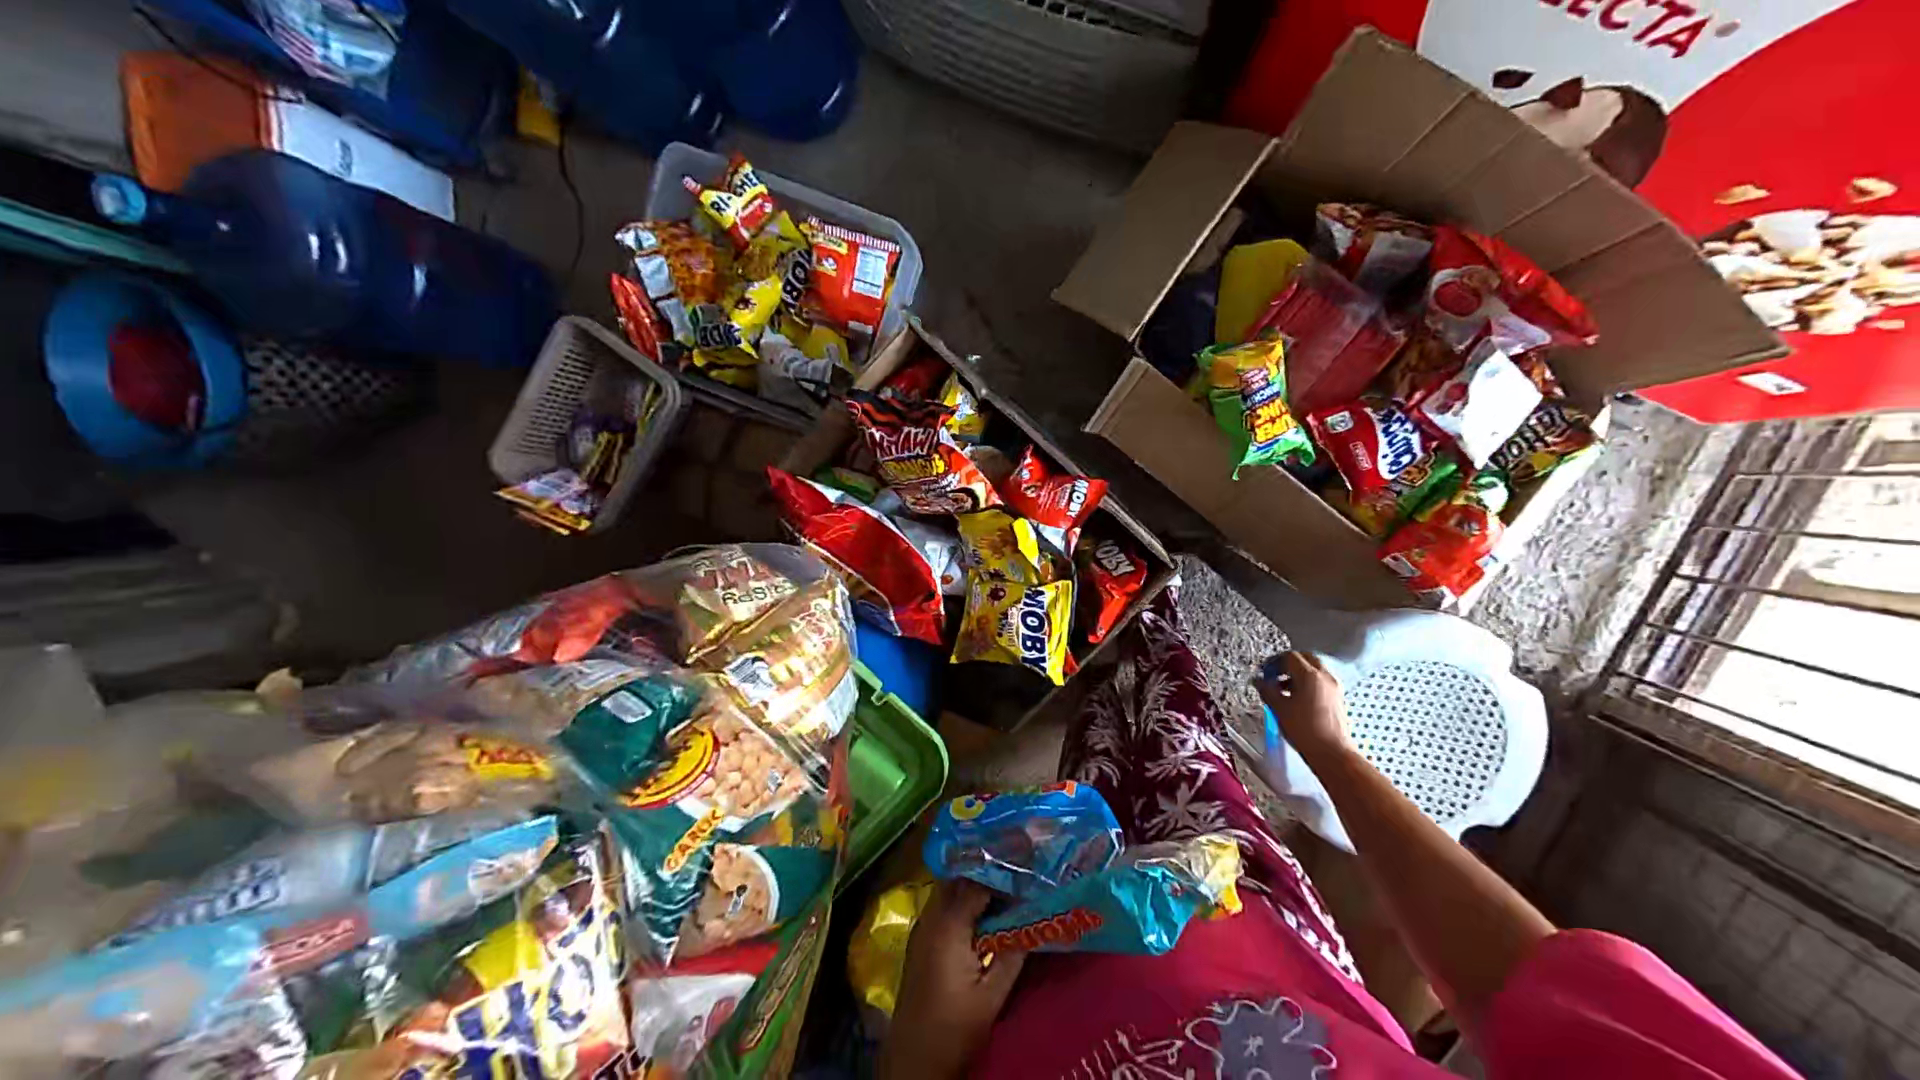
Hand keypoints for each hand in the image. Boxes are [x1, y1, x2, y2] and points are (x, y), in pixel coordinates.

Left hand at [879, 880, 1025, 1079]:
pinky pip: (942, 908)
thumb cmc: (954, 1030)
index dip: (1002, 877)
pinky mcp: (920, 943)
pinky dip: (962, 903)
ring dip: (974, 888)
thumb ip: (1012, 954)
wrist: (914, 1061)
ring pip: (948, 892)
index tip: (1027, 874)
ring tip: (1006, 892)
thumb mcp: (992, 995)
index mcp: (948, 926)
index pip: (976, 883)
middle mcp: (930, 918)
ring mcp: (922, 929)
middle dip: (987, 875)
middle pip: (958, 880)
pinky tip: (984, 916)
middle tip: (1017, 876)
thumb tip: (1032, 921)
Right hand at [1255, 651, 1350, 760]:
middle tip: (1274, 675)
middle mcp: (1325, 677)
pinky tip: (1296, 698)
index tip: (1264, 672)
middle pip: (1305, 658)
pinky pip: (1321, 681)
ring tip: (1282, 688)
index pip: (1290, 656)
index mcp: (1309, 675)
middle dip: (1288, 664)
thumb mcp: (1279, 708)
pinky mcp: (1338, 698)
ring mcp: (1334, 687)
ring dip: (1298, 673)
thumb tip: (1258, 681)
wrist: (1332, 753)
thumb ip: (1267, 690)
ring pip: (1314, 670)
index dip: (1274, 661)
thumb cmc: (1303, 729)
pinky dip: (1308, 683)